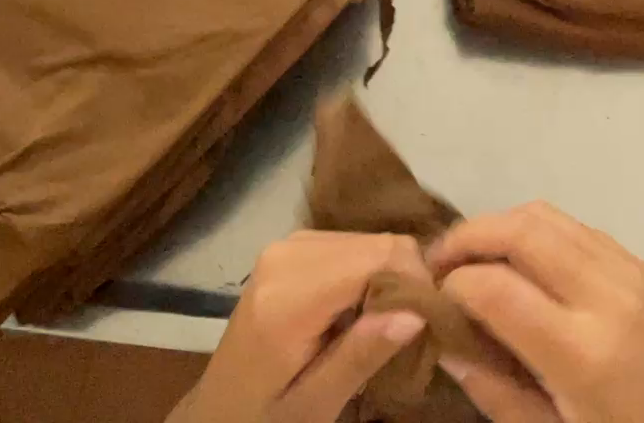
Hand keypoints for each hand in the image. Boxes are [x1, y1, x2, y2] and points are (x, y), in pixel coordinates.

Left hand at [169, 230, 430, 422]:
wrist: (216, 413)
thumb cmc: (265, 418)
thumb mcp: (315, 404)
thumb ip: (361, 356)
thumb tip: (416, 313)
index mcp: (288, 297)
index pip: (378, 256)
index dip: (414, 282)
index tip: (427, 322)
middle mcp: (286, 254)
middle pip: (378, 243)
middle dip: (403, 280)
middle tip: (409, 328)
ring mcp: (287, 243)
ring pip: (371, 238)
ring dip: (387, 275)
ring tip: (381, 322)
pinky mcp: (292, 244)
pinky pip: (353, 242)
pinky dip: (369, 269)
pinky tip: (359, 308)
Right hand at [428, 202, 643, 422]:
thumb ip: (494, 388)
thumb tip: (441, 337)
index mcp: (583, 353)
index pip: (498, 289)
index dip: (453, 285)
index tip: (432, 298)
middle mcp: (605, 295)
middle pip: (522, 231)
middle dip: (468, 236)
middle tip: (436, 261)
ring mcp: (625, 269)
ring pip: (545, 215)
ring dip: (498, 225)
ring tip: (469, 255)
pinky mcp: (635, 260)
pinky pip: (572, 225)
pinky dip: (534, 229)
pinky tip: (517, 258)